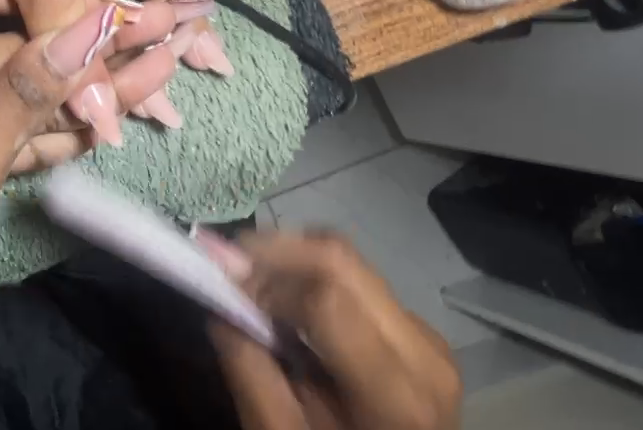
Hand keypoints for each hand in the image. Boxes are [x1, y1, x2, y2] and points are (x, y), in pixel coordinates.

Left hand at [0, 0, 180, 340]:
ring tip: (172, 61)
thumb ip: (25, 92)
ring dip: (99, 82)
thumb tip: (84, 25)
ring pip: (39, 88)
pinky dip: (76, 124)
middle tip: (174, 25)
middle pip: (25, 42)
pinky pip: (32, 128)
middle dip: (94, 38)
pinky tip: (130, 108)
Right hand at [205, 233, 461, 429]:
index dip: (265, 280)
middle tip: (227, 265)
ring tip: (255, 282)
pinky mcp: (417, 327)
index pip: (325, 299)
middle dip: (271, 249)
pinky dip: (309, 274)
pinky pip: (355, 277)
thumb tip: (217, 296)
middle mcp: (422, 351)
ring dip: (289, 258)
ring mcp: (425, 335)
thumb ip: (247, 366)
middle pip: (338, 260)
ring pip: (345, 259)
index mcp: (396, 393)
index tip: (222, 285)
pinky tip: (288, 299)